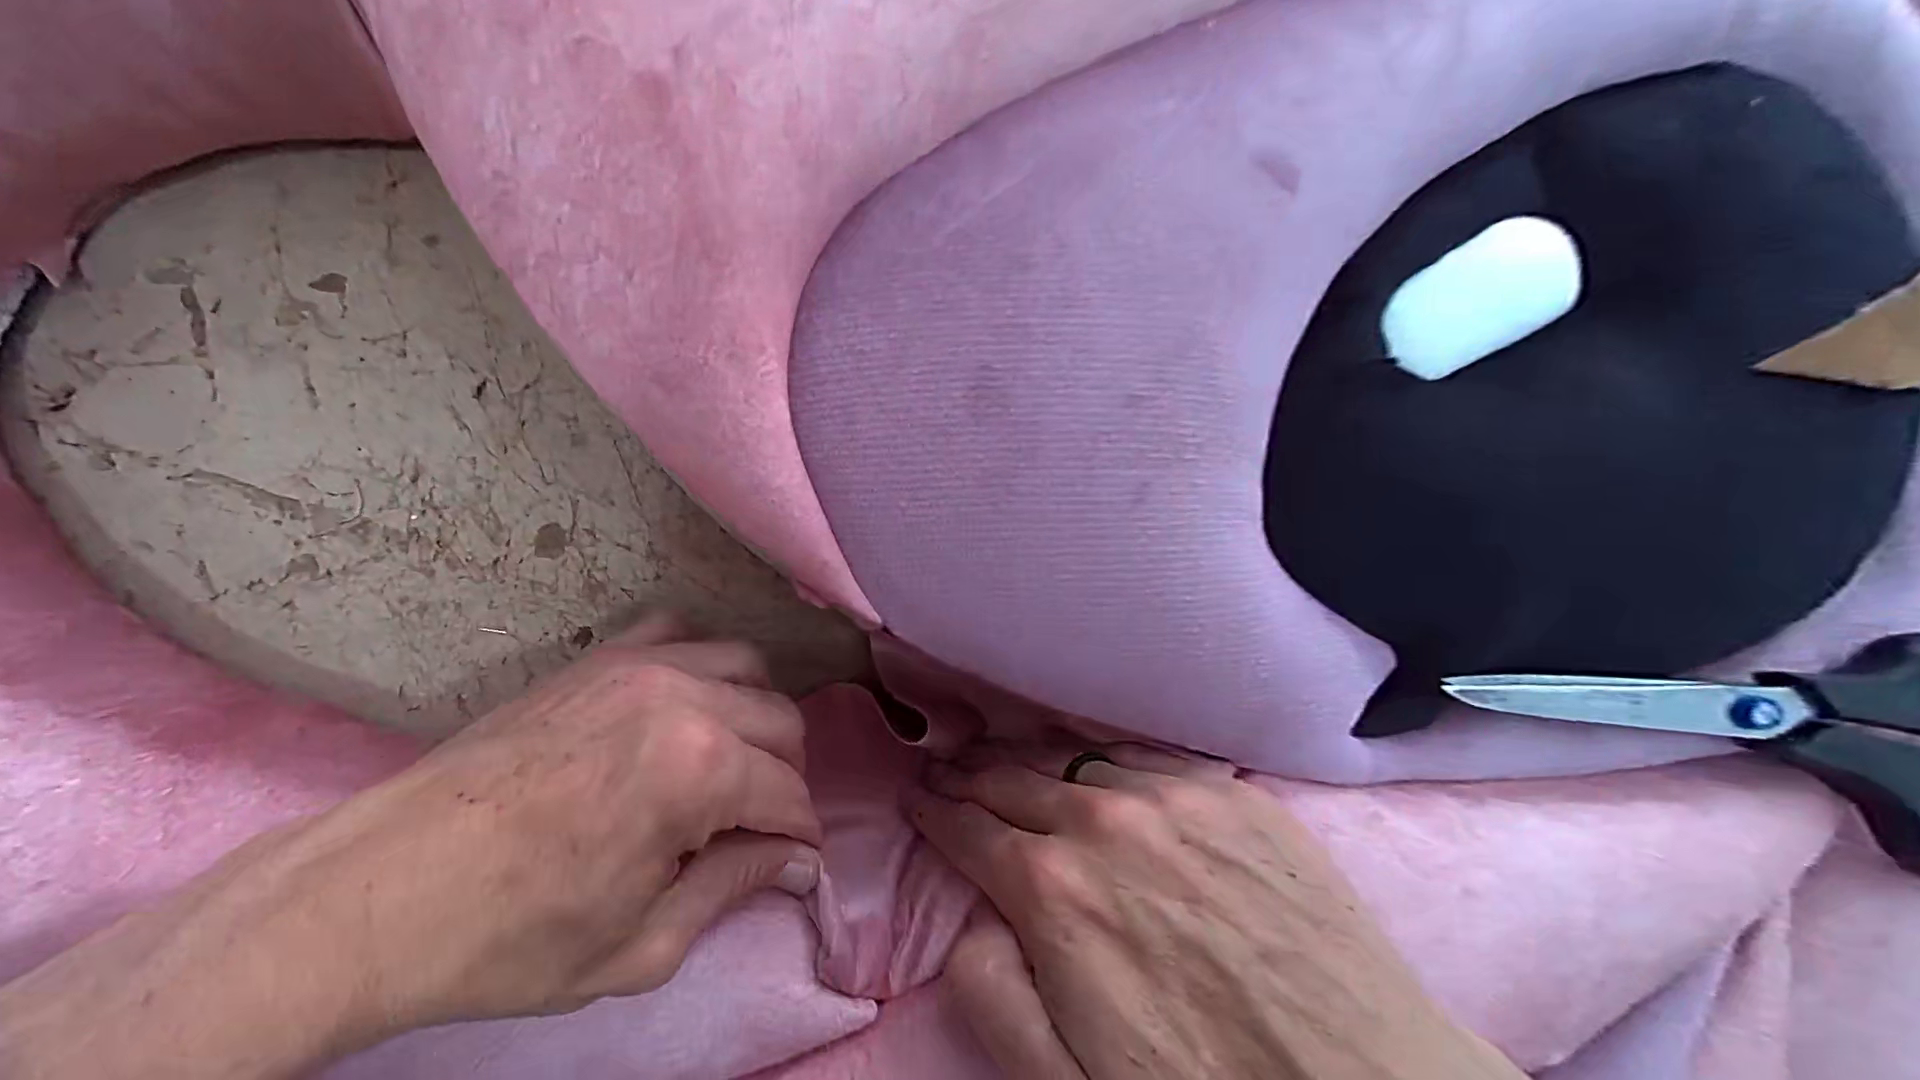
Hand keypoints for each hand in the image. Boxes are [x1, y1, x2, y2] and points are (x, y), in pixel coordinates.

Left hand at [0, 617, 822, 1079]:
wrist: (377, 893)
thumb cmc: (511, 936)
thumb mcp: (642, 944)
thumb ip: (736, 885)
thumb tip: (797, 857)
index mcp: (699, 771)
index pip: (790, 795)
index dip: (800, 836)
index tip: (792, 858)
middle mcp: (684, 698)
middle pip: (784, 723)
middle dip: (785, 777)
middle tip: (757, 820)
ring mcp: (641, 665)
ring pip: (749, 668)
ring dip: (755, 717)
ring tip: (727, 760)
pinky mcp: (602, 655)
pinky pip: (683, 632)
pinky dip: (702, 663)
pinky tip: (684, 703)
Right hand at [908, 744, 1523, 1079]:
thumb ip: (992, 992)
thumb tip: (965, 919)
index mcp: (1053, 890)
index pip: (967, 827)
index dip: (933, 809)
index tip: (916, 795)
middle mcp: (1105, 821)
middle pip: (1011, 778)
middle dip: (969, 773)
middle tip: (947, 766)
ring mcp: (1175, 798)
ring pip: (1074, 756)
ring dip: (1030, 758)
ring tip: (1006, 756)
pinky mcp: (1233, 793)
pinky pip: (1145, 755)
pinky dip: (1103, 757)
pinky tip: (1094, 763)